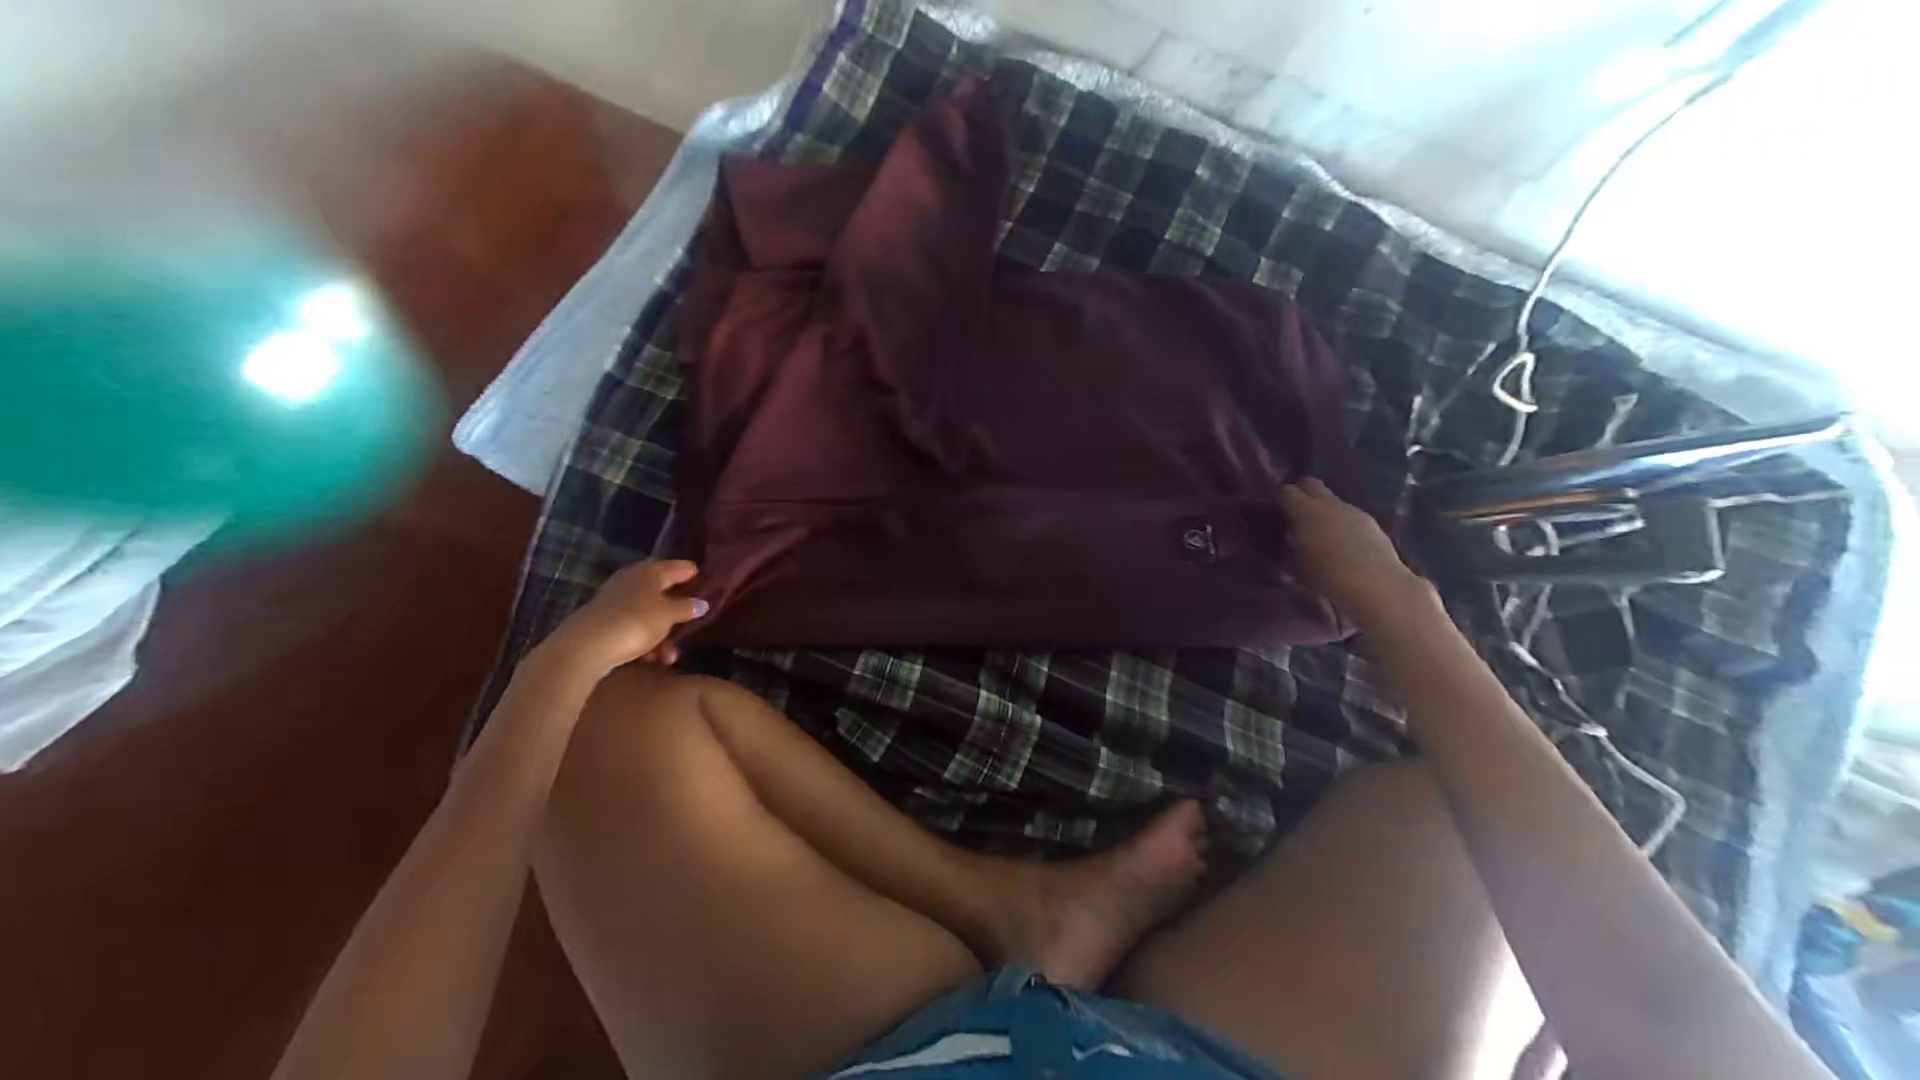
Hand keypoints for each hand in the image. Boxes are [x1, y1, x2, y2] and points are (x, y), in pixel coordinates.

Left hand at [549, 559, 707, 672]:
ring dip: (662, 635)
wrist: (586, 647)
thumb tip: (702, 603)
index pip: (676, 567)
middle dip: (677, 610)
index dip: (690, 573)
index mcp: (649, 572)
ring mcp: (616, 601)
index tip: (704, 579)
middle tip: (692, 619)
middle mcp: (632, 581)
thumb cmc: (635, 622)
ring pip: (648, 614)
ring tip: (670, 656)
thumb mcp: (668, 615)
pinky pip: (633, 628)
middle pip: (661, 592)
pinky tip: (650, 659)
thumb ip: (686, 608)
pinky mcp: (606, 621)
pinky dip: (644, 642)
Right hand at [1279, 477, 1426, 625]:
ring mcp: (1354, 511)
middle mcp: (1330, 504)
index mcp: (1305, 510)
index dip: (1280, 497)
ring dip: (1325, 511)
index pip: (1287, 491)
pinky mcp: (1372, 524)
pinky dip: (1343, 523)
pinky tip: (1343, 543)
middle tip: (1296, 510)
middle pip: (1312, 485)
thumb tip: (1291, 537)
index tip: (1276, 509)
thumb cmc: (1327, 575)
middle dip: (1303, 492)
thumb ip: (1291, 544)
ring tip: (1321, 532)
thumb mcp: (1297, 563)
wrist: (1376, 584)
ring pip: (1333, 502)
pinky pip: (1350, 516)